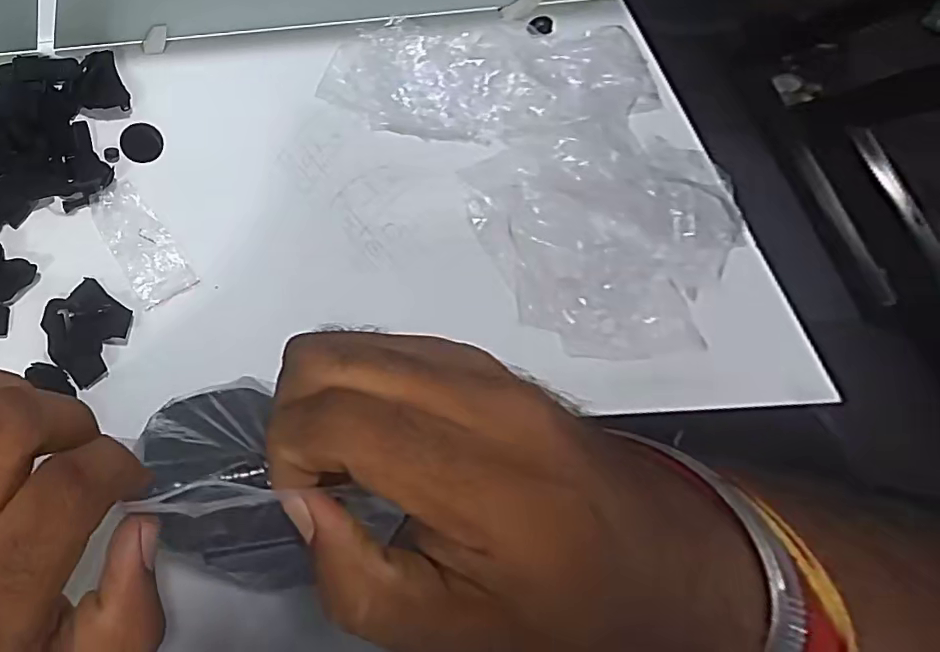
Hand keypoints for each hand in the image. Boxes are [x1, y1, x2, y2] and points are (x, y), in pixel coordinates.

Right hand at [267, 332, 767, 651]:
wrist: (675, 562)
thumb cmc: (567, 612)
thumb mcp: (454, 634)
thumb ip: (353, 580)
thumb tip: (301, 501)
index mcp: (484, 482)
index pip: (335, 420)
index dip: (289, 452)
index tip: (304, 496)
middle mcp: (477, 401)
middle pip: (320, 361)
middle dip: (290, 413)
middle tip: (316, 469)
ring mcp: (474, 365)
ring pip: (336, 342)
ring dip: (312, 392)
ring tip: (343, 448)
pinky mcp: (469, 351)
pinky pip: (370, 342)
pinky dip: (345, 377)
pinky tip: (374, 426)